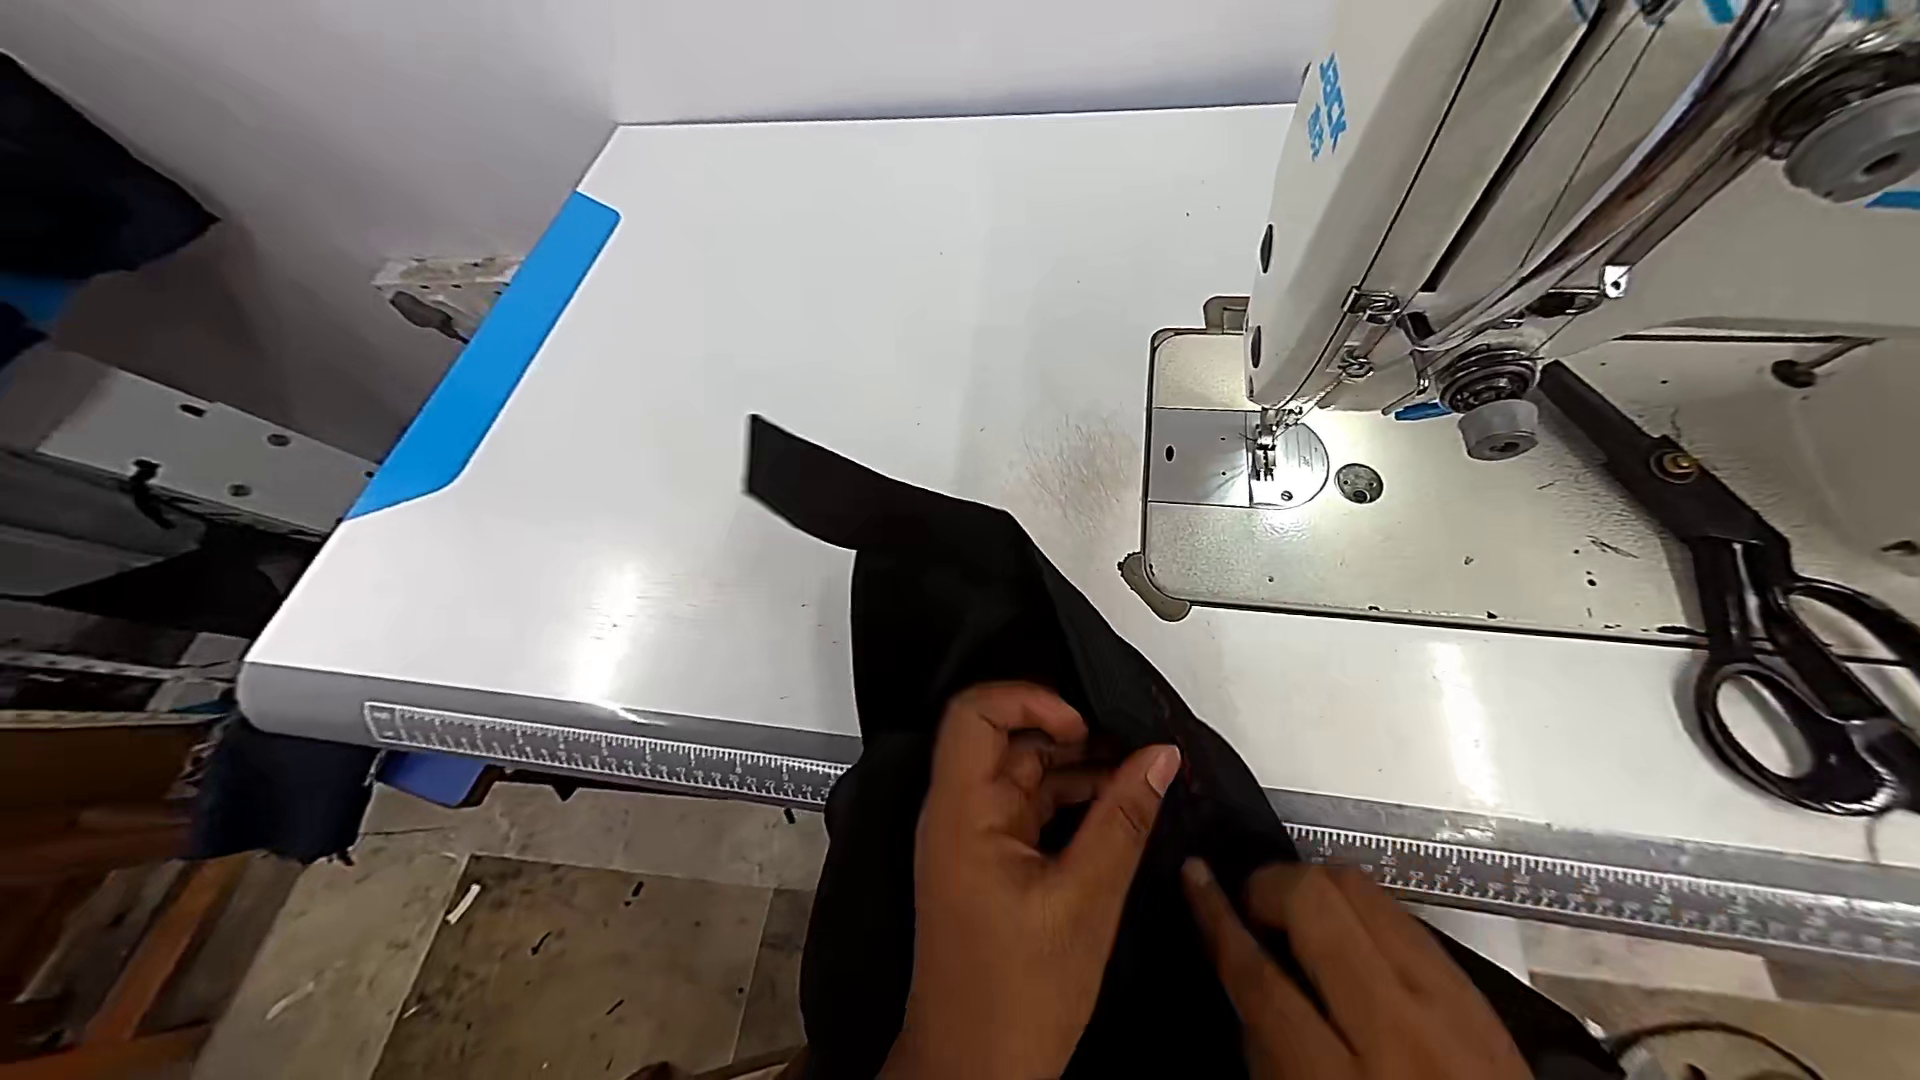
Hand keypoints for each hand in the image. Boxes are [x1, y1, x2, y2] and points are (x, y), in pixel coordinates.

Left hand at [882, 682, 1181, 1079]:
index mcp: (962, 811)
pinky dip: (1070, 798)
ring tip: (1132, 776)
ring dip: (1076, 768)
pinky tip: (1113, 806)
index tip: (1080, 724)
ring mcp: (973, 832)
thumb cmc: (1013, 1000)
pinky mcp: (989, 852)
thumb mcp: (1085, 903)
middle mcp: (959, 811)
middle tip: (1127, 748)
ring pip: (1022, 770)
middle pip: (1005, 738)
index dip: (1026, 699)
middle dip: (1068, 735)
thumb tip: (1159, 760)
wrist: (975, 1069)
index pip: (974, 713)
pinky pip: (1030, 803)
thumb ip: (1124, 821)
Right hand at [1182, 859, 1530, 1079]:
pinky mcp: (1481, 998)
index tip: (1193, 874)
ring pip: (1361, 887)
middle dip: (1269, 886)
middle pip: (1315, 903)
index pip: (1261, 976)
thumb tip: (1238, 958)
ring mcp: (1452, 1009)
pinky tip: (1344, 934)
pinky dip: (1357, 908)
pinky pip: (1401, 914)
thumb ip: (1264, 1046)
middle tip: (1252, 906)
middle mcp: (1402, 1035)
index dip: (1216, 916)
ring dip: (1313, 886)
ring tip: (1295, 914)